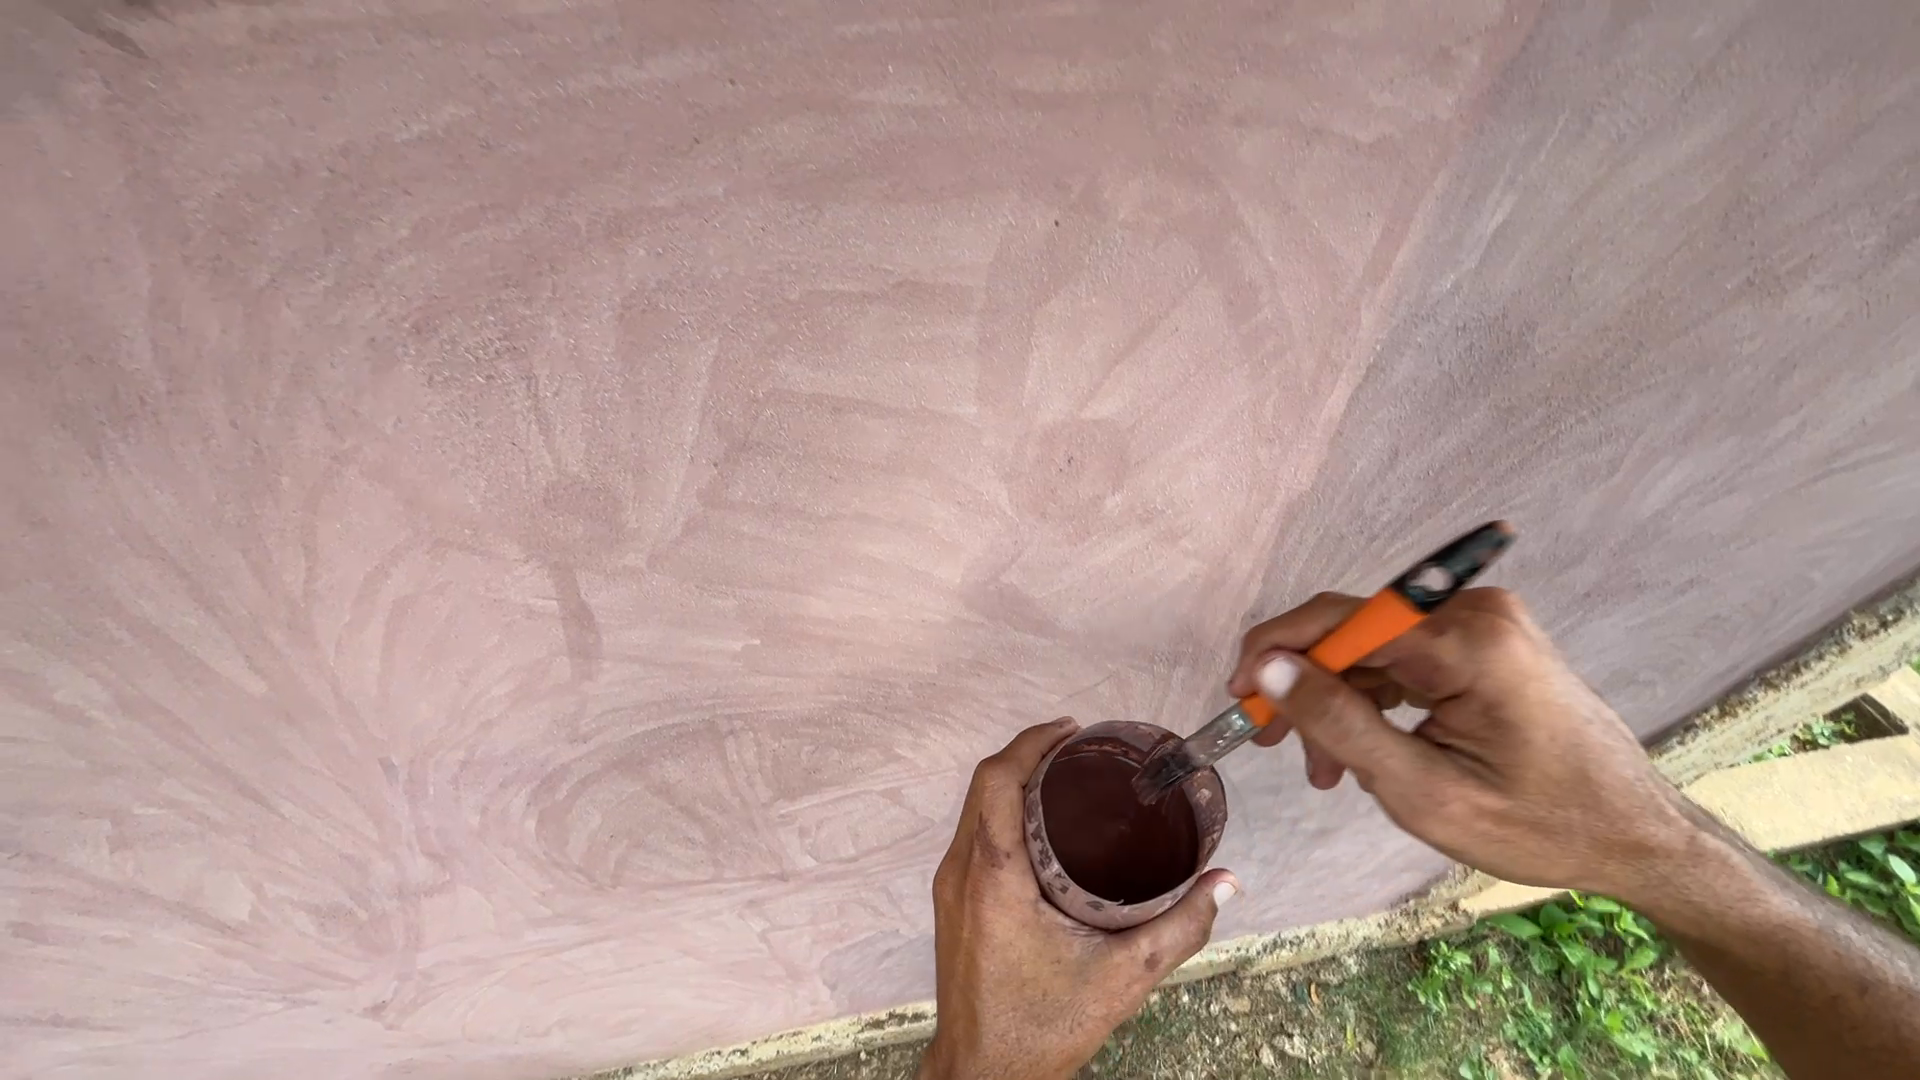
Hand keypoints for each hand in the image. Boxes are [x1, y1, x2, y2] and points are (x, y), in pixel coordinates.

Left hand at [918, 717, 1238, 1079]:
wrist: (980, 1074)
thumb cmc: (1043, 1026)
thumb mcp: (1123, 978)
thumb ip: (1178, 928)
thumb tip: (1226, 882)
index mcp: (994, 876)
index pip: (997, 780)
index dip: (1029, 742)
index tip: (1071, 730)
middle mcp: (961, 869)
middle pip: (983, 784)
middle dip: (1026, 752)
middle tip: (1077, 746)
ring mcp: (949, 883)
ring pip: (974, 806)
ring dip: (1013, 779)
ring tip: (1064, 774)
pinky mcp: (951, 898)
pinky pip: (974, 831)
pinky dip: (1003, 808)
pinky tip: (1040, 819)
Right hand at [1226, 589, 1698, 904]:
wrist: (1638, 839)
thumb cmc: (1538, 826)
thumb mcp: (1422, 790)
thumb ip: (1339, 724)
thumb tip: (1265, 667)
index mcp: (1466, 641)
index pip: (1339, 620)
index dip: (1275, 650)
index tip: (1239, 696)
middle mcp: (1471, 611)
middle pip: (1350, 634)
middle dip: (1306, 688)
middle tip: (1273, 743)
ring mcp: (1478, 622)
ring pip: (1367, 650)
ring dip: (1335, 703)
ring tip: (1326, 769)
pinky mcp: (1479, 640)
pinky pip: (1395, 659)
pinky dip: (1368, 701)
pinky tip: (1360, 749)